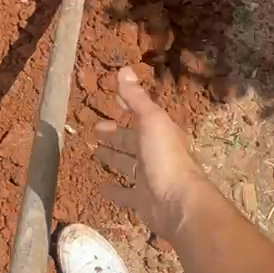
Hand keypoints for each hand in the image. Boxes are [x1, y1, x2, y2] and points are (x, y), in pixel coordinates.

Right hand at [93, 67, 210, 241]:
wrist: (178, 203)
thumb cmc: (165, 156)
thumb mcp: (150, 120)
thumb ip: (136, 98)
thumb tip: (124, 69)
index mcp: (159, 132)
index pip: (141, 115)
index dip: (127, 106)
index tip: (112, 99)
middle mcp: (155, 153)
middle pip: (132, 140)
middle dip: (116, 133)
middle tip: (96, 128)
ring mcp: (149, 178)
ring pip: (127, 164)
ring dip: (113, 157)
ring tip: (94, 151)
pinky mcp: (142, 200)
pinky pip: (125, 193)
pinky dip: (114, 190)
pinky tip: (100, 187)